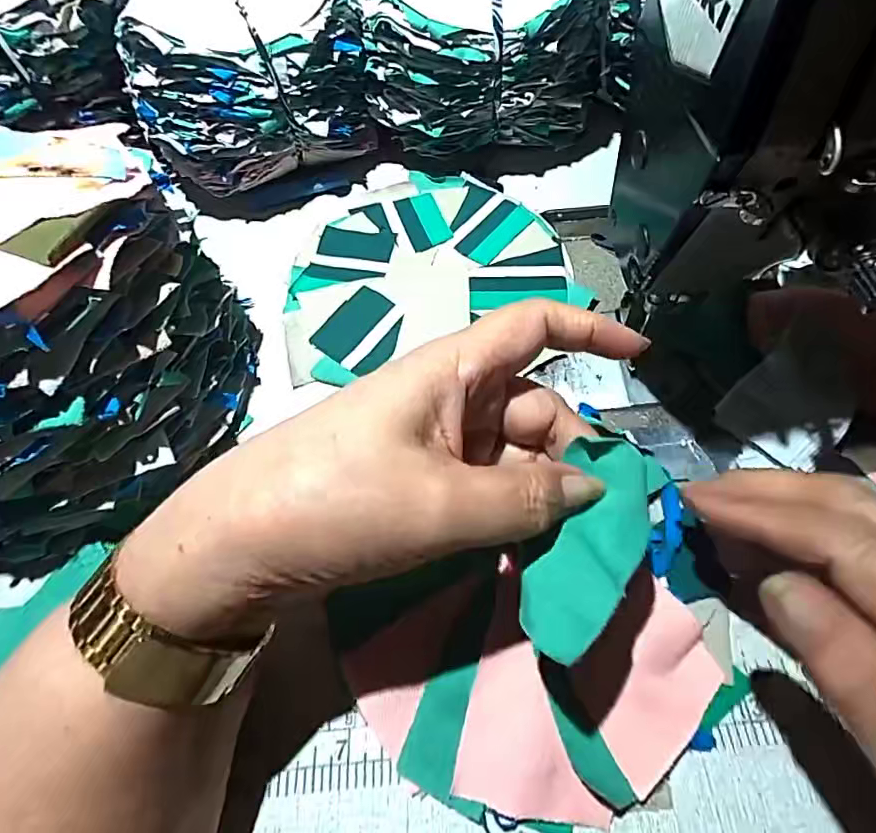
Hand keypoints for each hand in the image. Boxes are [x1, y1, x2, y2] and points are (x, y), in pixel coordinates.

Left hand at [114, 301, 647, 642]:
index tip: (641, 353)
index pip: (536, 326)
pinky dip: (520, 507)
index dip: (591, 330)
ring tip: (574, 542)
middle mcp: (457, 395)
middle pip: (540, 406)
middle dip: (578, 451)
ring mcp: (443, 439)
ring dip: (550, 489)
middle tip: (608, 511)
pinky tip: (536, 545)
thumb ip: (526, 498)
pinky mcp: (430, 478)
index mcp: (457, 370)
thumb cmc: (337, 501)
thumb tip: (593, 492)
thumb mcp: (441, 505)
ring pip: (521, 451)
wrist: (234, 548)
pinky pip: (494, 482)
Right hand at [682, 470, 875, 832]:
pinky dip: (831, 537)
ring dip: (798, 506)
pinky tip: (794, 548)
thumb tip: (779, 584)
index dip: (770, 514)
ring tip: (731, 509)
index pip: (858, 545)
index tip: (697, 500)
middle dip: (776, 493)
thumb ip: (866, 690)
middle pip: (869, 512)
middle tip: (700, 493)